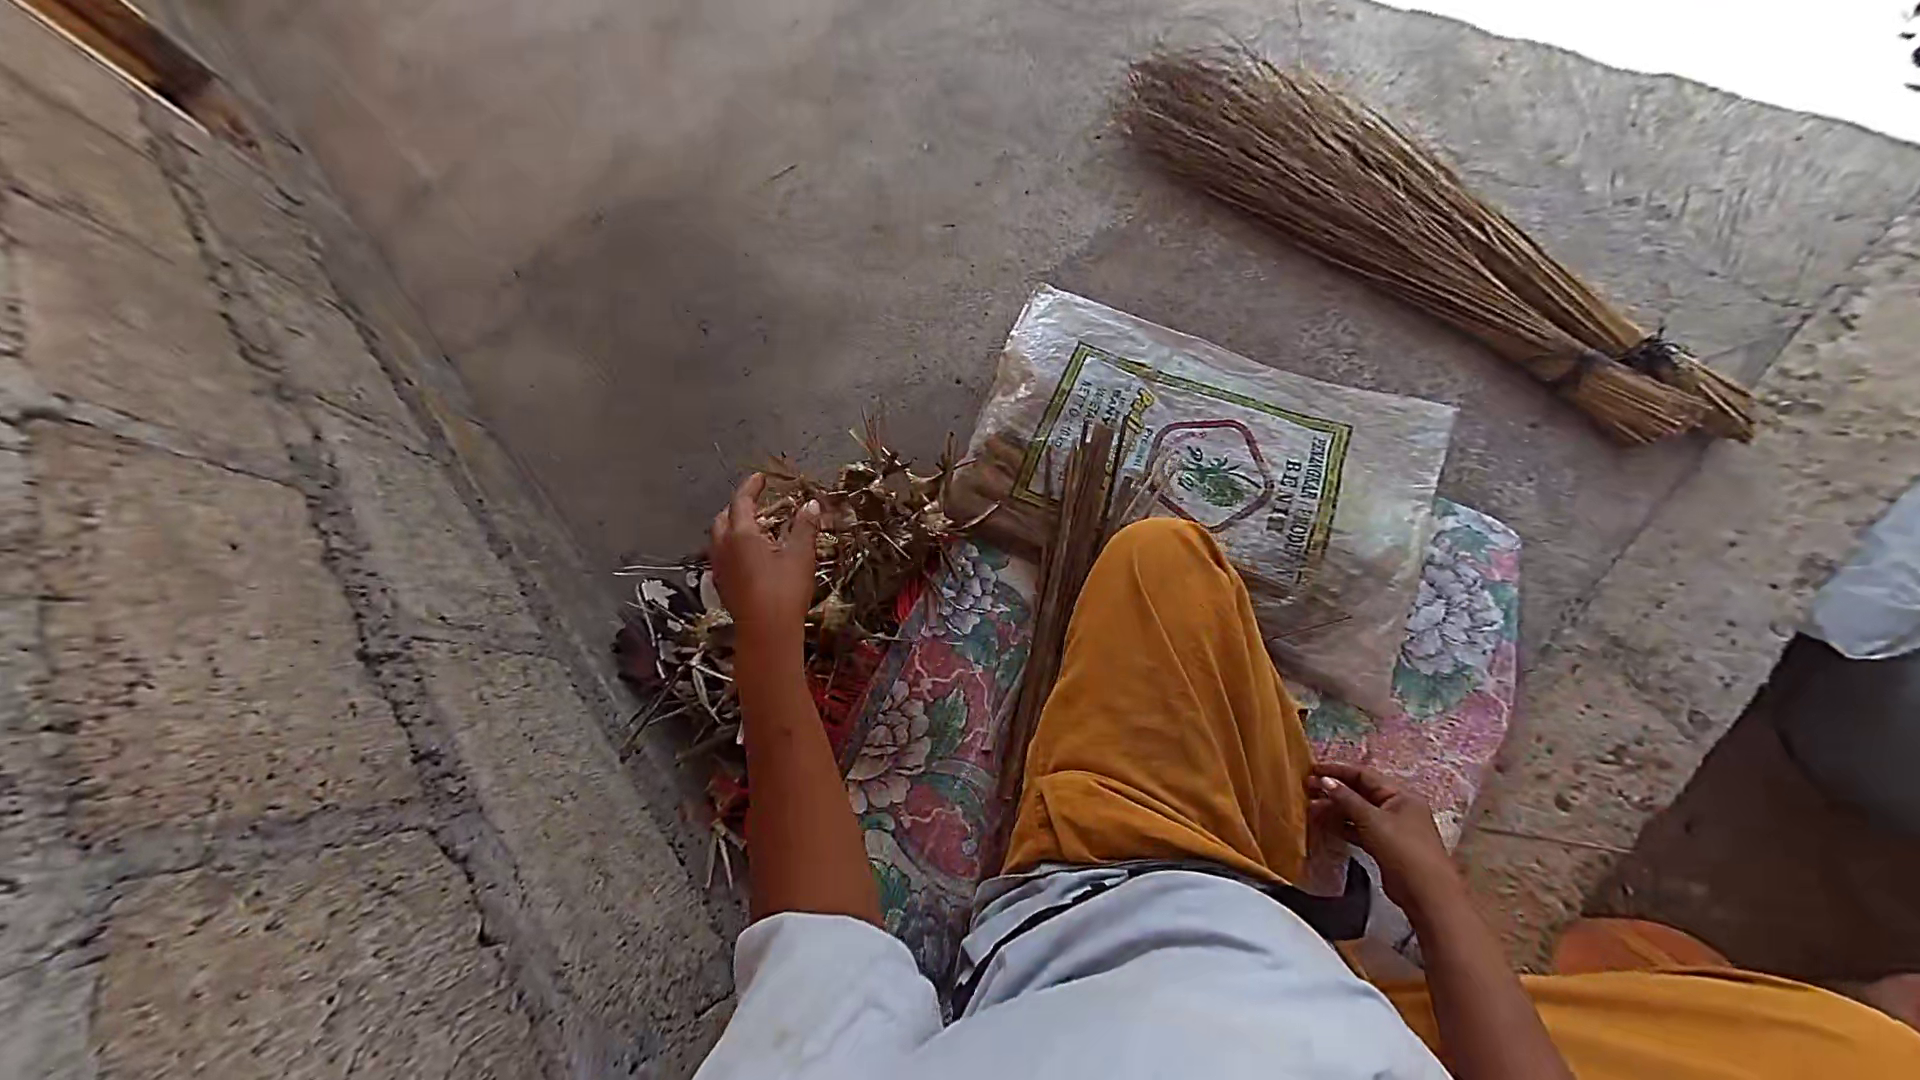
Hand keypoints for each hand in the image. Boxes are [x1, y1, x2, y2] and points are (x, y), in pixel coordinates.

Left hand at [709, 474, 820, 646]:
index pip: (741, 502)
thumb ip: (805, 526)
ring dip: (733, 527)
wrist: (767, 633)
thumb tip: (812, 504)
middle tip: (756, 502)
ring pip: (719, 538)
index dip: (751, 487)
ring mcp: (720, 568)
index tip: (761, 478)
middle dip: (738, 507)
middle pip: (724, 518)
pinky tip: (750, 556)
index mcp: (741, 535)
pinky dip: (733, 546)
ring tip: (754, 527)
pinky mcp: (723, 586)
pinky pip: (723, 556)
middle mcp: (724, 548)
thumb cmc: (784, 590)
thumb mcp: (800, 555)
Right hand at [1308, 763, 1460, 912]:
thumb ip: (1346, 798)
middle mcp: (1397, 808)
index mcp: (1401, 796)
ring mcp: (1391, 828)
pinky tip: (1324, 823)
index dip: (1337, 771)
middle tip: (1307, 788)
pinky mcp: (1384, 845)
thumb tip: (1325, 780)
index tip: (1313, 770)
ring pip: (1357, 811)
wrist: (1426, 895)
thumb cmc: (1403, 850)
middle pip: (1360, 792)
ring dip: (1334, 808)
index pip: (1364, 775)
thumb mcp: (1372, 819)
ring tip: (1311, 807)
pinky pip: (1358, 828)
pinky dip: (1342, 825)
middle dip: (1333, 790)